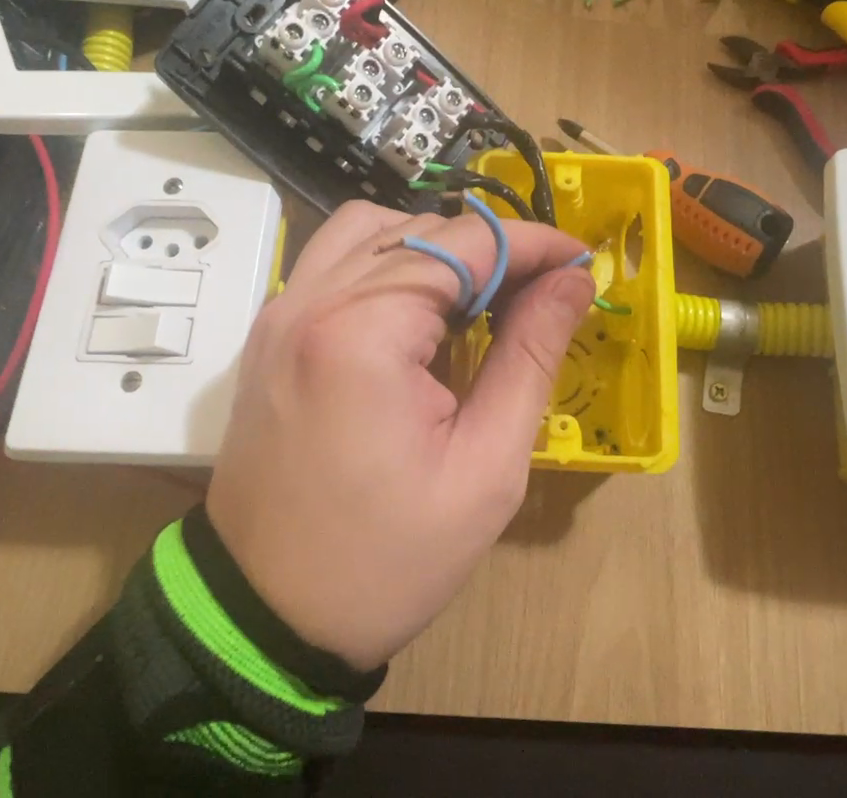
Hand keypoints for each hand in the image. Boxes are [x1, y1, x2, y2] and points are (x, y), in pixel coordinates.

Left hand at [205, 200, 594, 670]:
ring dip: (433, 249)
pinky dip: (386, 267)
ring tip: (477, 302)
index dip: (532, 243)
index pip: (464, 242)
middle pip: (417, 229)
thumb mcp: (485, 467)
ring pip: (367, 231)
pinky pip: (332, 265)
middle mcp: (309, 300)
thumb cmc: (387, 557)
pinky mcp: (268, 336)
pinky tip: (418, 320)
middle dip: (489, 248)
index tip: (580, 262)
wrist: (266, 616)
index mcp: (362, 331)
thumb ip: (530, 356)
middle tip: (540, 295)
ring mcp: (278, 315)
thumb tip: (573, 281)